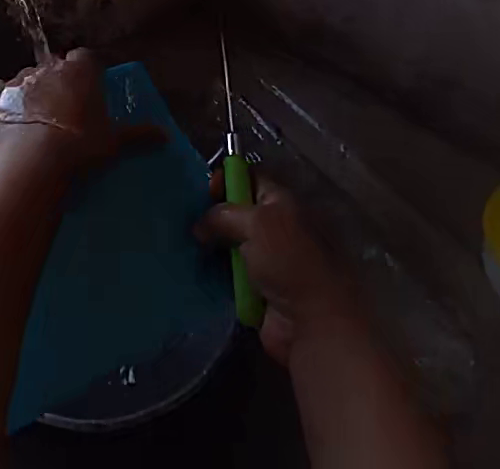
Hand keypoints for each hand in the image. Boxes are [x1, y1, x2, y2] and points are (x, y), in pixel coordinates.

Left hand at [0, 48, 161, 176]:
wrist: (33, 163)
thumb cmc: (80, 146)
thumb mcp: (114, 141)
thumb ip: (139, 134)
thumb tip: (166, 136)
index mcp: (81, 69)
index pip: (85, 57)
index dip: (86, 70)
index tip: (89, 87)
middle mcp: (50, 66)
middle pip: (55, 64)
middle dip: (59, 79)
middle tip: (65, 106)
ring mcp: (20, 79)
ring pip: (28, 76)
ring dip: (32, 89)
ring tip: (37, 115)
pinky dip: (3, 97)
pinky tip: (7, 112)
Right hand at [196, 172, 353, 363]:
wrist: (312, 323)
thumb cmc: (289, 262)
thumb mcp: (258, 224)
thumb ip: (225, 215)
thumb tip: (199, 226)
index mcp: (280, 202)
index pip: (249, 178)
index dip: (227, 178)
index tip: (206, 192)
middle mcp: (272, 227)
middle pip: (235, 212)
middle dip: (212, 216)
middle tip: (190, 222)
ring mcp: (263, 260)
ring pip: (228, 244)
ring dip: (210, 248)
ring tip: (187, 247)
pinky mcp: (254, 289)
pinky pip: (226, 275)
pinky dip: (213, 275)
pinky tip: (194, 271)